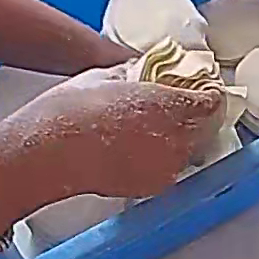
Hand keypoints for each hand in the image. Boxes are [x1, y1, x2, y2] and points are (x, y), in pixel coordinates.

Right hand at [0, 64, 222, 198]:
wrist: (48, 154)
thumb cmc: (69, 111)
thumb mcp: (103, 77)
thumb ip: (134, 74)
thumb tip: (144, 72)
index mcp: (168, 104)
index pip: (211, 102)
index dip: (208, 94)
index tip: (201, 89)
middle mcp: (176, 138)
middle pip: (205, 127)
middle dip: (195, 116)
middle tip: (176, 107)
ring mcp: (169, 165)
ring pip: (190, 149)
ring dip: (180, 138)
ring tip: (153, 129)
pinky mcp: (157, 185)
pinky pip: (172, 168)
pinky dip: (164, 158)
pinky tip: (139, 150)